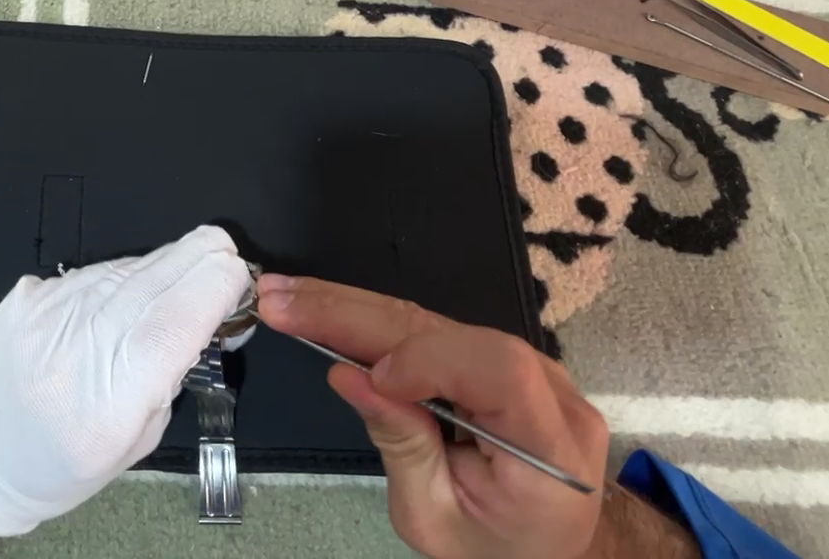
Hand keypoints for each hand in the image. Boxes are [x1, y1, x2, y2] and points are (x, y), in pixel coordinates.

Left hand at [0, 225, 251, 536]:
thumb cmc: (54, 461)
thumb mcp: (133, 440)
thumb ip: (169, 373)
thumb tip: (199, 314)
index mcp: (113, 397)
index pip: (178, 318)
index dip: (216, 285)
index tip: (238, 274)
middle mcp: (81, 341)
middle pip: (161, 273)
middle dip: (205, 257)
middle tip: (225, 260)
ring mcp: (53, 307)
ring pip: (133, 263)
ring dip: (167, 266)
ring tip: (177, 285)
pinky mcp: (34, 289)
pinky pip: (99, 268)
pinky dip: (125, 276)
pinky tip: (125, 297)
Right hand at [256, 275, 607, 558]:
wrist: (548, 545)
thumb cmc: (492, 548)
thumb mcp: (436, 520)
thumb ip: (400, 446)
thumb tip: (346, 374)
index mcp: (550, 446)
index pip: (497, 371)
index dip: (429, 360)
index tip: (373, 378)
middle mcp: (544, 387)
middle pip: (443, 329)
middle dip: (353, 313)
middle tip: (278, 300)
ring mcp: (520, 361)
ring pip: (423, 317)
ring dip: (345, 305)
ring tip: (282, 295)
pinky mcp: (489, 351)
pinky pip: (422, 325)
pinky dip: (365, 316)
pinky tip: (318, 304)